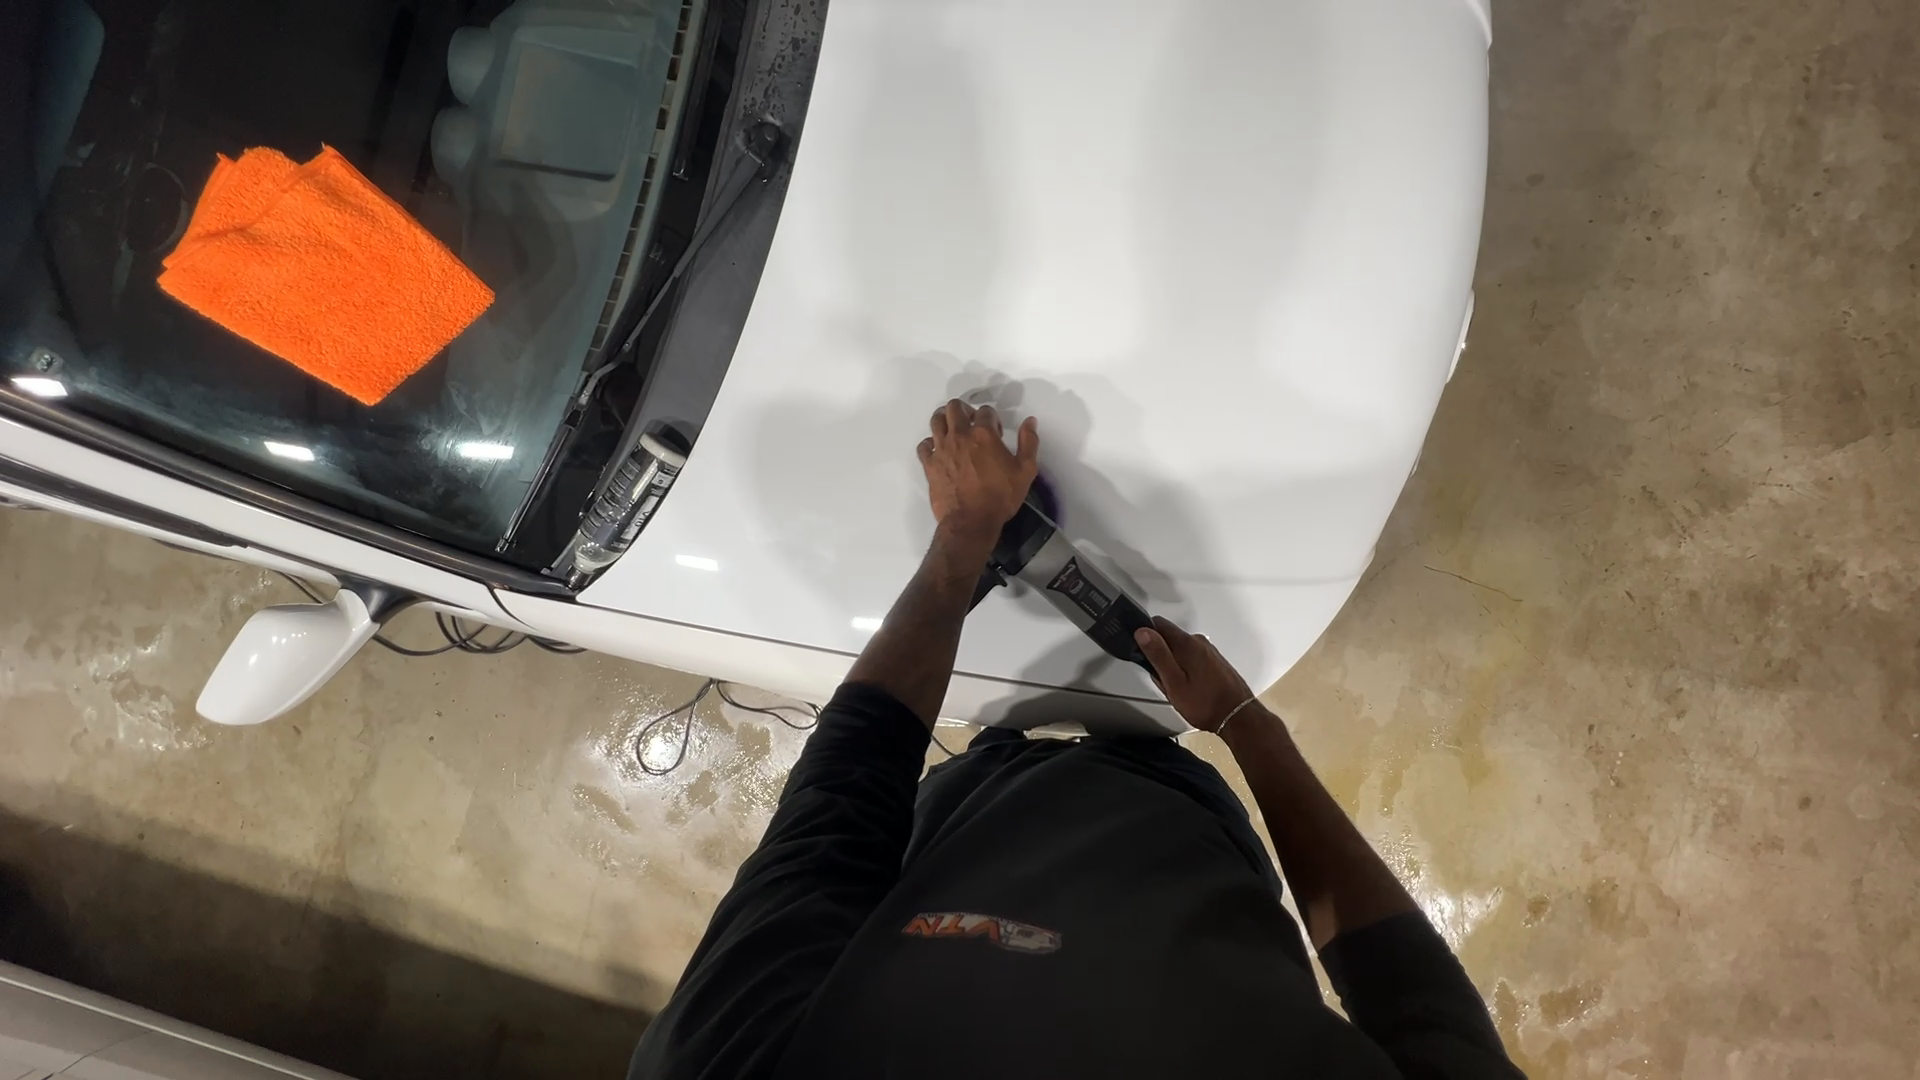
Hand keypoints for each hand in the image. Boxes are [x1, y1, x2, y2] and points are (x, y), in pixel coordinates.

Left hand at [916, 399, 1038, 553]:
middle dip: (964, 410)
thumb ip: (1029, 442)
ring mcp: (941, 449)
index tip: (996, 432)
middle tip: (971, 422)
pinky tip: (938, 450)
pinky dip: (930, 443)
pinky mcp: (929, 464)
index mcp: (983, 434)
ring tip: (953, 429)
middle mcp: (959, 436)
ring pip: (936, 420)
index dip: (992, 418)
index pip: (985, 411)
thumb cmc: (1000, 497)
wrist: (971, 522)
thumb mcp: (1025, 471)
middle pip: (954, 407)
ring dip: (945, 419)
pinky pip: (924, 445)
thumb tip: (1030, 421)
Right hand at [1133, 616, 1255, 731]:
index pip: (1158, 624)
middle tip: (1163, 680)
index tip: (1144, 654)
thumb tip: (1143, 631)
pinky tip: (1190, 688)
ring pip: (1181, 650)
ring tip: (1178, 688)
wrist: (1238, 718)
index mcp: (1187, 644)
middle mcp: (1199, 642)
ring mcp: (1209, 651)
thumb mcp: (1173, 682)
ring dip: (1174, 664)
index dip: (1146, 636)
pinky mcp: (1215, 661)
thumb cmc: (1205, 703)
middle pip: (1169, 638)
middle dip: (1160, 655)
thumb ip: (1158, 654)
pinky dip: (1186, 669)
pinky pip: (1193, 658)